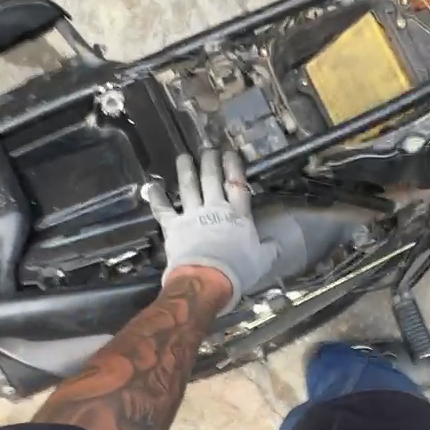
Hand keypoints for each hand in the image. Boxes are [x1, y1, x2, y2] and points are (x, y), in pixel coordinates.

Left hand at [142, 149, 276, 307]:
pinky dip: (157, 197)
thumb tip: (277, 245)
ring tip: (184, 157)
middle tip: (208, 150)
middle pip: (211, 179)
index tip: (230, 154)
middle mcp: (215, 209)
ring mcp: (192, 215)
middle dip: (210, 162)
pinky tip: (152, 186)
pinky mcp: (173, 226)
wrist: (208, 279)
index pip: (237, 185)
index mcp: (238, 216)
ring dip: (185, 170)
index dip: (234, 168)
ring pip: (188, 187)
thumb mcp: (262, 261)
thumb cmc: (238, 270)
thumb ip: (269, 250)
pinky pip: (163, 209)